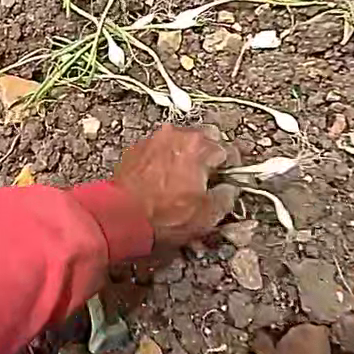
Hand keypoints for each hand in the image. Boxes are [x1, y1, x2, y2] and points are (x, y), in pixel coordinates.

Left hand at [111, 125, 236, 248]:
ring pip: (180, 144)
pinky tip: (163, 182)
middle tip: (209, 181)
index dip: (234, 169)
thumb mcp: (208, 215)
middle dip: (210, 158)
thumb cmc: (163, 216)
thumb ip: (227, 196)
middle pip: (204, 141)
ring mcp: (154, 139)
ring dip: (186, 157)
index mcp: (199, 146)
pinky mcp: (137, 149)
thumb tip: (227, 190)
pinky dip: (165, 161)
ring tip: (184, 182)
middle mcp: (176, 135)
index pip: (229, 151)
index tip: (232, 179)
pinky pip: (160, 150)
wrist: (119, 218)